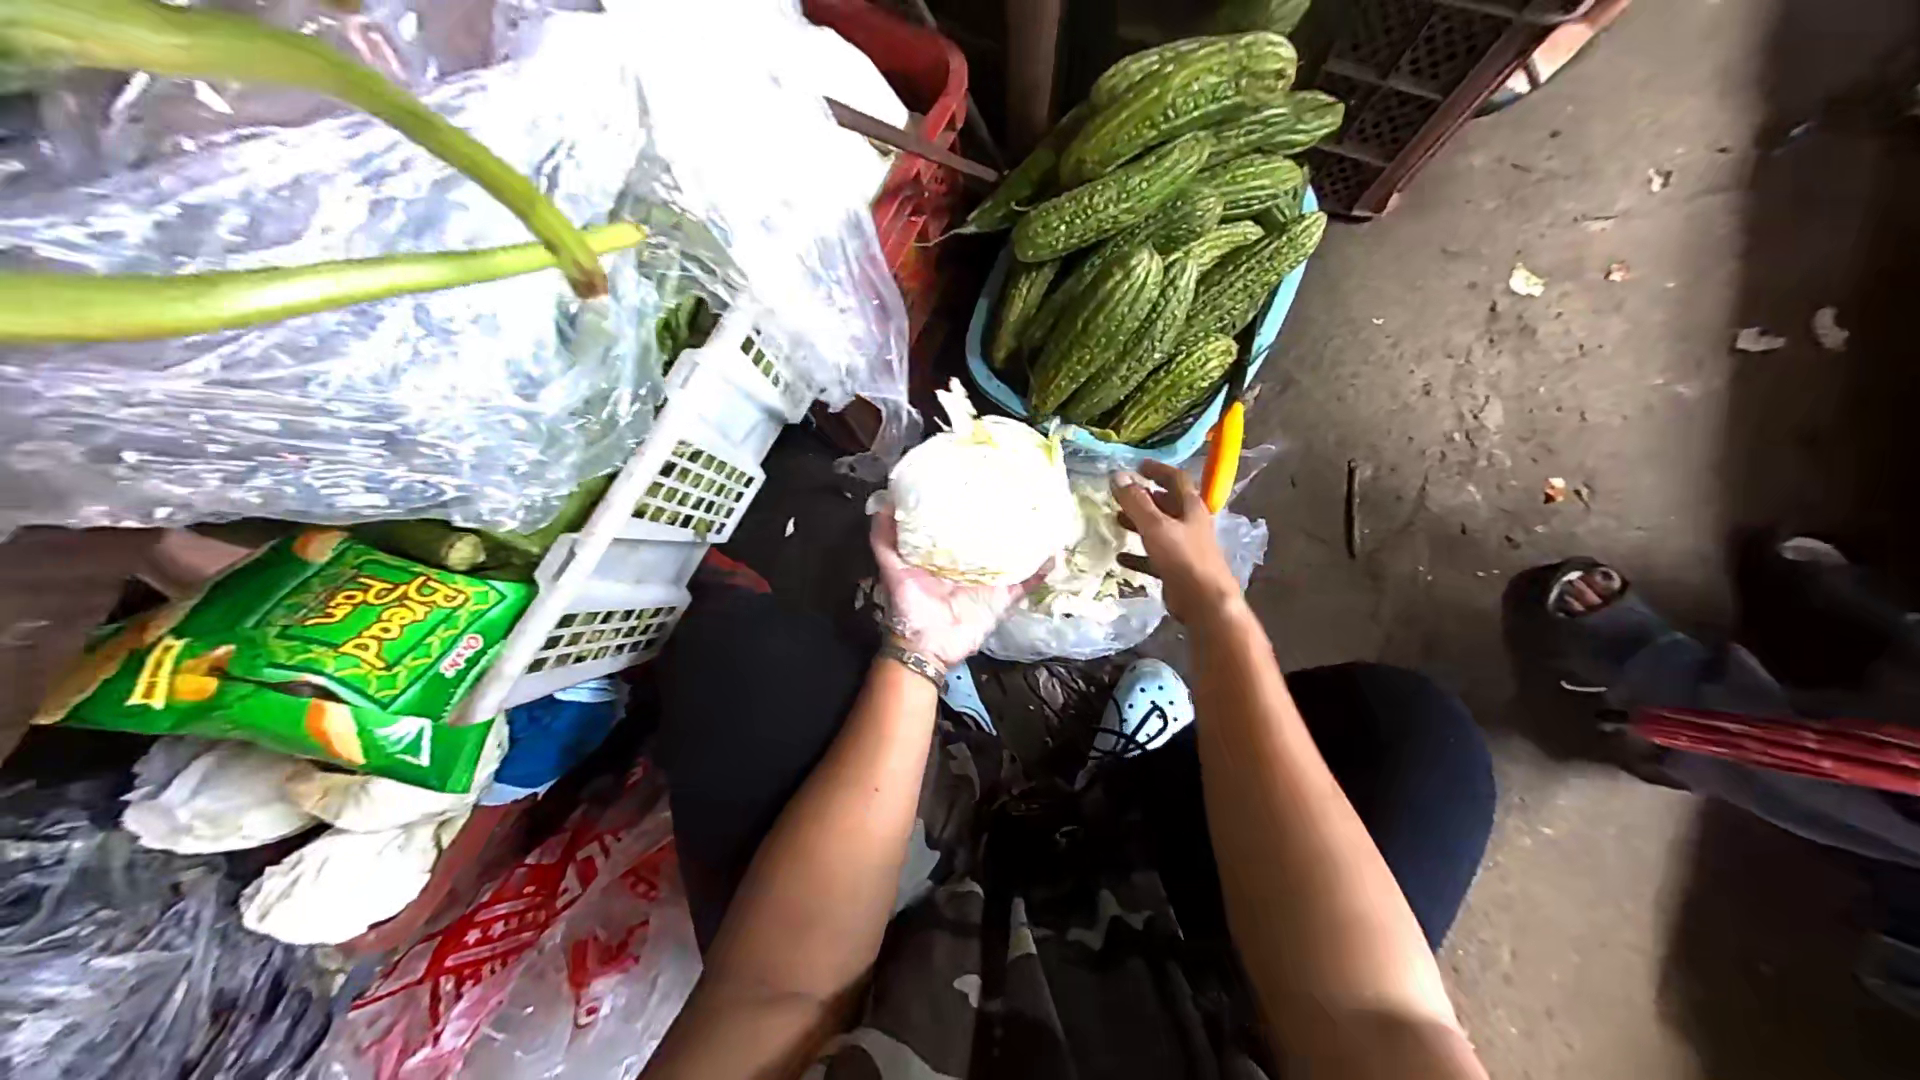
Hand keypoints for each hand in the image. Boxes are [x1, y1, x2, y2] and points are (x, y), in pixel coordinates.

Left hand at [870, 506, 1042, 669]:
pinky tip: (1054, 554)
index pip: (959, 523)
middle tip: (1020, 490)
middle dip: (1004, 517)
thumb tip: (884, 502)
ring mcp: (989, 580)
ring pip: (1014, 556)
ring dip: (1029, 540)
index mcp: (945, 553)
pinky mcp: (1003, 599)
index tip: (979, 477)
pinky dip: (1040, 571)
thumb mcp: (892, 568)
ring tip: (1044, 515)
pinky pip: (1025, 583)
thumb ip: (884, 540)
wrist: (926, 646)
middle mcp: (969, 563)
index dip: (967, 504)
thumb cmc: (909, 606)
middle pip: (991, 536)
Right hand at [1111, 461, 1245, 627]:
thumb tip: (1116, 476)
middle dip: (1144, 497)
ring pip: (1159, 529)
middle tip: (1121, 495)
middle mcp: (1190, 524)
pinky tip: (1120, 556)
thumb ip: (1136, 501)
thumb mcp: (1155, 526)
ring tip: (1116, 520)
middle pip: (1167, 504)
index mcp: (1191, 508)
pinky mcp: (1177, 569)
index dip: (1158, 470)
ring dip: (1139, 523)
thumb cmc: (1183, 558)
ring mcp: (1185, 547)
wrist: (1205, 602)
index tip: (1137, 466)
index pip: (1176, 479)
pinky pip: (1153, 556)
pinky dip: (1138, 553)